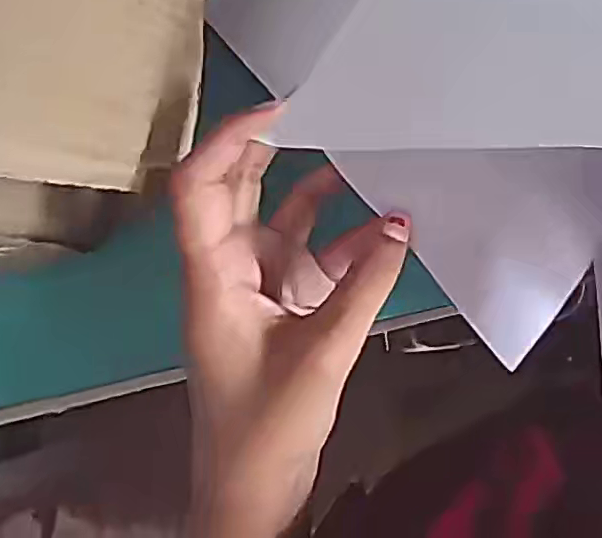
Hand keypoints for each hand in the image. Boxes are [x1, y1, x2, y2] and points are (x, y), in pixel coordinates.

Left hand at [172, 102, 410, 537]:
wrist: (256, 492)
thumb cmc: (266, 428)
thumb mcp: (324, 351)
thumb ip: (367, 282)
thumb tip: (402, 221)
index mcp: (216, 277)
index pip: (199, 191)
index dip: (227, 142)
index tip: (277, 111)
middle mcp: (233, 268)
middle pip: (235, 190)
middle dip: (268, 146)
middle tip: (317, 109)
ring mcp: (263, 281)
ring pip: (282, 213)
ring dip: (317, 184)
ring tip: (358, 150)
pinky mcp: (293, 296)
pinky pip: (321, 246)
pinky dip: (352, 230)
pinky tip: (388, 222)